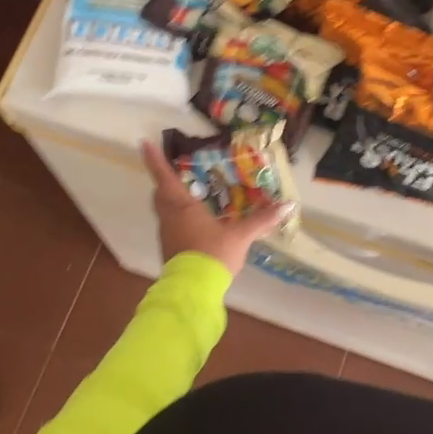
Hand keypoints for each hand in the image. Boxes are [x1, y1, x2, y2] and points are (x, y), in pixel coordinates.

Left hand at [141, 139, 291, 276]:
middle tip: (173, 172)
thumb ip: (262, 220)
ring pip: (163, 211)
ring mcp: (167, 235)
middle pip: (160, 194)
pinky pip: (170, 227)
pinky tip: (194, 225)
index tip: (144, 143)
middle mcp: (169, 217)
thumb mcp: (240, 236)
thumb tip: (287, 205)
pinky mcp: (169, 251)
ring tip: (187, 196)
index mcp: (182, 207)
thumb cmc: (212, 255)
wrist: (193, 290)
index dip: (154, 159)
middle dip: (164, 181)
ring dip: (170, 201)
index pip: (164, 176)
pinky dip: (178, 219)